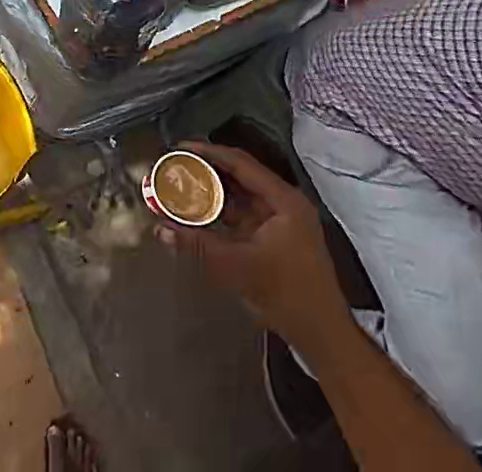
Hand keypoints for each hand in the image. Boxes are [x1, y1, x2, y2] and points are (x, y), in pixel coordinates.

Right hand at [154, 142, 349, 349]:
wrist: (320, 333)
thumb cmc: (288, 294)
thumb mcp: (238, 266)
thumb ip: (197, 245)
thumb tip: (160, 229)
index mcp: (284, 202)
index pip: (241, 163)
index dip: (208, 152)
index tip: (177, 148)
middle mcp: (282, 204)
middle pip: (238, 173)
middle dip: (203, 167)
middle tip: (171, 164)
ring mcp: (276, 219)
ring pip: (235, 192)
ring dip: (207, 187)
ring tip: (175, 181)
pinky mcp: (269, 234)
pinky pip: (236, 210)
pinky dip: (214, 206)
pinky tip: (191, 207)